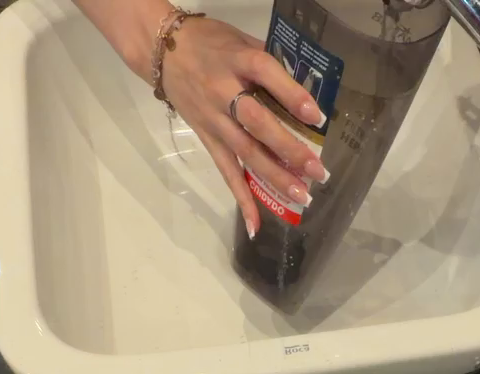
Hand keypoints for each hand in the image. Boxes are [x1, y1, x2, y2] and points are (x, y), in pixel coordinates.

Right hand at [162, 17, 330, 238]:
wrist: (162, 49)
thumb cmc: (210, 43)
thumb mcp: (240, 41)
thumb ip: (269, 64)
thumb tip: (304, 94)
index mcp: (236, 60)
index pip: (266, 75)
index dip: (292, 95)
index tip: (317, 118)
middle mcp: (223, 92)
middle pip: (258, 124)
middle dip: (289, 149)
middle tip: (317, 170)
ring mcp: (215, 121)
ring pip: (246, 153)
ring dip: (275, 178)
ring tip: (303, 196)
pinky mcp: (208, 140)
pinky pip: (226, 173)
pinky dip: (242, 199)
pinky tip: (256, 225)